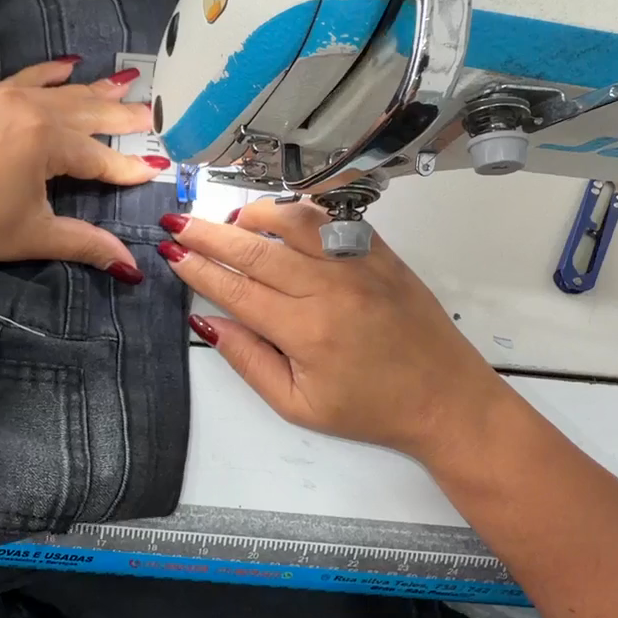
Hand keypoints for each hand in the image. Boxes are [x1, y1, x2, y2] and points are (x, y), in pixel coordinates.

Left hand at [0, 58, 161, 276]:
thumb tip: (131, 265)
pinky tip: (67, 65)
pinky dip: (50, 73)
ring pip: (59, 92)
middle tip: (152, 115)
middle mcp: (29, 109)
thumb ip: (85, 243)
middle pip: (86, 113)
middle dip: (121, 118)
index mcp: (46, 141)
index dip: (128, 167)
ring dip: (93, 92)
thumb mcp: (31, 235)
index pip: (99, 157)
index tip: (158, 168)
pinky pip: (25, 78)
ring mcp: (1, 97)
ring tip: (125, 85)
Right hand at [158, 198, 515, 462]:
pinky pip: (335, 216)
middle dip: (209, 234)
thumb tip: (207, 323)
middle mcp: (330, 289)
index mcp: (306, 332)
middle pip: (255, 250)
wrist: (446, 399)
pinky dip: (302, 209)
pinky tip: (282, 216)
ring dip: (256, 214)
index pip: (236, 289)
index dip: (198, 269)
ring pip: (295, 221)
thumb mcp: (297, 405)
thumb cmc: (369, 409)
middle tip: (178, 223)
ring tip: (232, 221)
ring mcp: (359, 265)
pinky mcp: (381, 253)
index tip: (171, 251)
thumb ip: (248, 361)